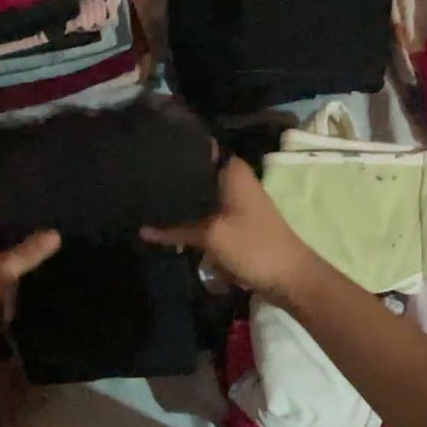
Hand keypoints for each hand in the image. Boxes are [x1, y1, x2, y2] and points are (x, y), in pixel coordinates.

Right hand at [141, 156, 322, 301]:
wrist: (289, 278)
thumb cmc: (253, 248)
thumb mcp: (211, 236)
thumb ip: (174, 229)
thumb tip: (141, 228)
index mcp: (232, 170)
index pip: (198, 148)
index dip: (173, 150)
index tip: (145, 153)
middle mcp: (233, 179)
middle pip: (195, 173)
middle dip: (171, 181)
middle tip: (137, 184)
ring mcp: (234, 201)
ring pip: (198, 196)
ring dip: (179, 203)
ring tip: (145, 202)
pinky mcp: (234, 222)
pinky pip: (205, 214)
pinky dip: (189, 219)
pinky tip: (166, 224)